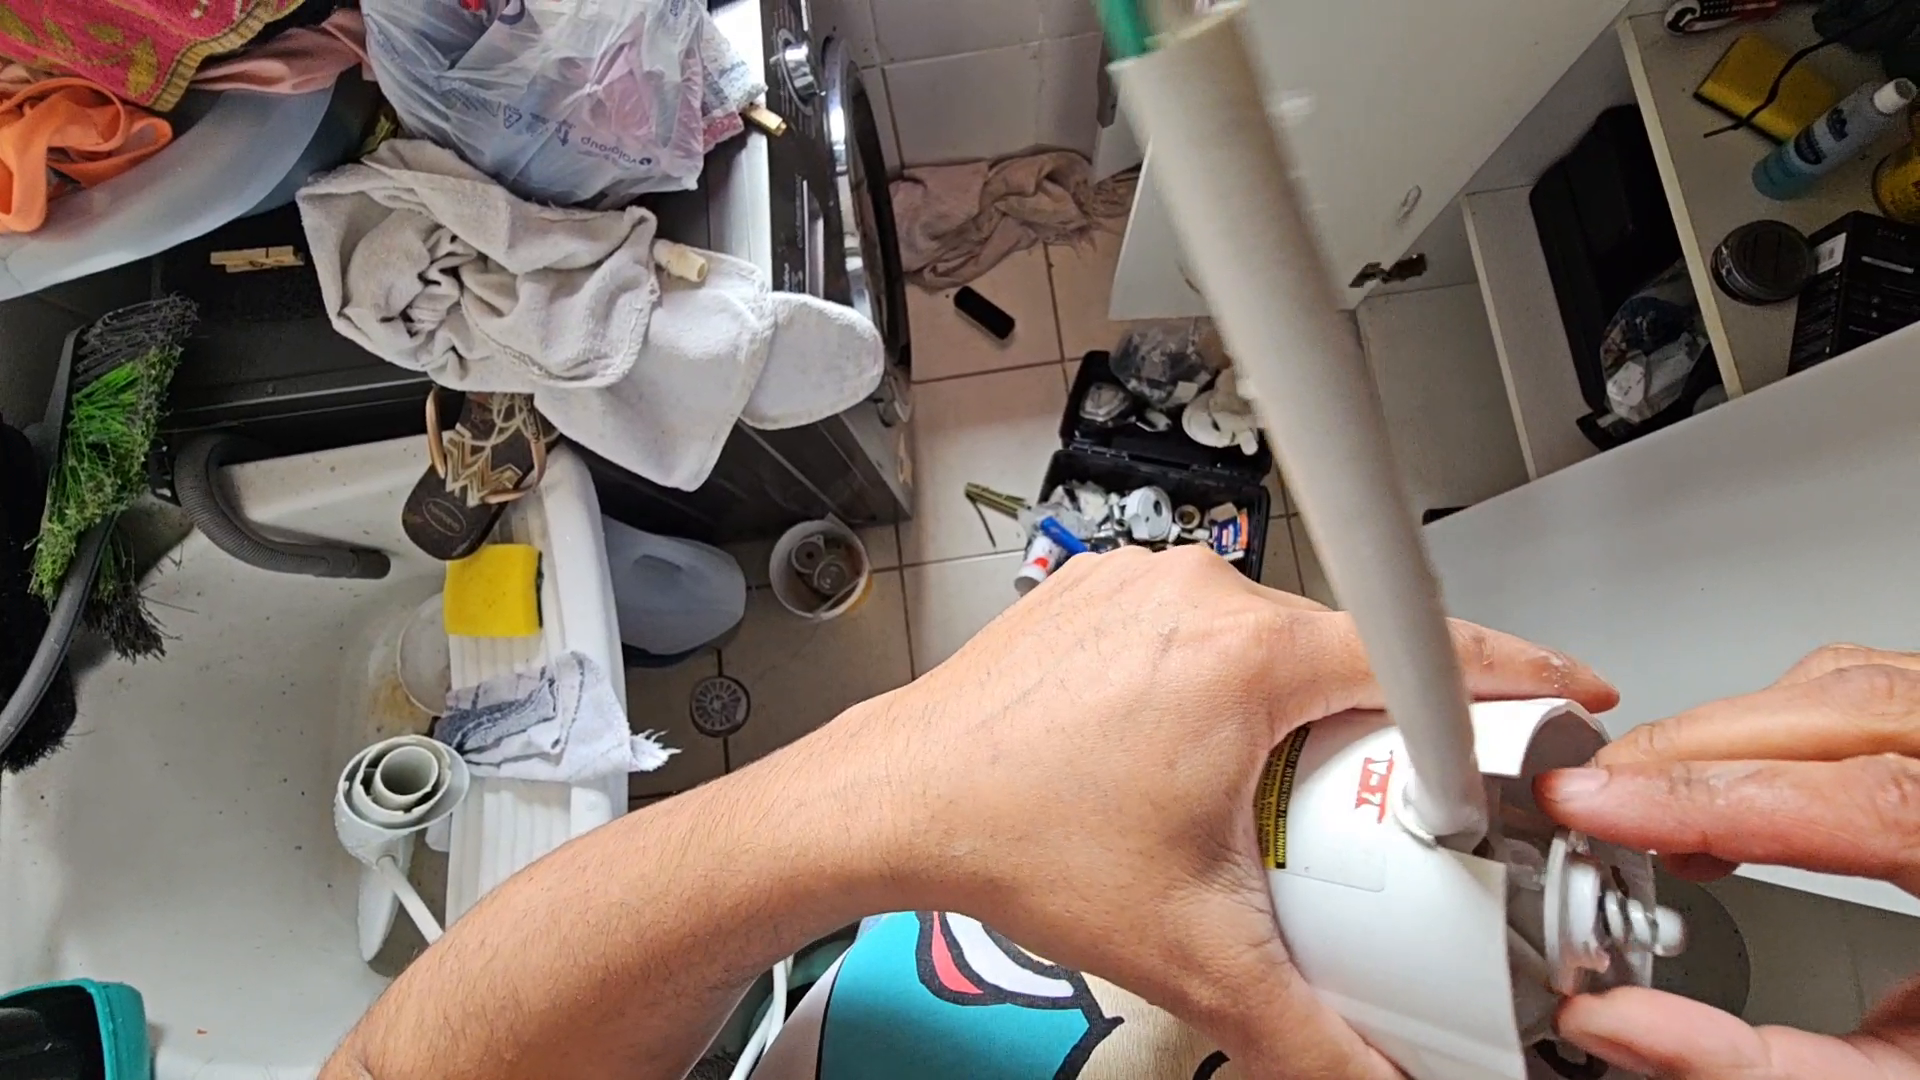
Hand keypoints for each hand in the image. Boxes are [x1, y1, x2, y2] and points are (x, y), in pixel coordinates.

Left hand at [815, 545, 1615, 1076]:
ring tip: (1231, 779)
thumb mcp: (1192, 948)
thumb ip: (1317, 1033)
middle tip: (1343, 801)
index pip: (1425, 649)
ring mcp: (1138, 583)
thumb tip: (1386, 1075)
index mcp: (1242, 654)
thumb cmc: (1014, 837)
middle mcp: (1192, 595)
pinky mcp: (1097, 589)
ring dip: (1277, 698)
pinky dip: (1209, 671)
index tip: (1561, 694)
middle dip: (1366, 723)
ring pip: (1259, 634)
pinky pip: (1191, 621)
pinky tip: (1170, 734)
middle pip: (1335, 650)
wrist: (904, 791)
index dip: (1514, 676)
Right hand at [1536, 645, 1919, 1078]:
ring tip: (1649, 792)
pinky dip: (1766, 720)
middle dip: (1683, 757)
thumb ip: (1761, 1062)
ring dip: (1716, 735)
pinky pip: (1861, 681)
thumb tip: (1613, 1022)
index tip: (1586, 802)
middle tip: (1591, 796)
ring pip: (1839, 684)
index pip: (1866, 801)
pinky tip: (1732, 777)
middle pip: (1835, 719)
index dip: (1700, 799)